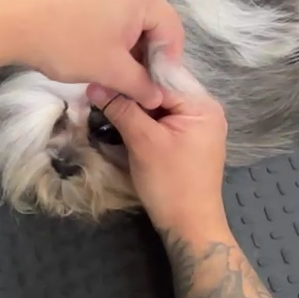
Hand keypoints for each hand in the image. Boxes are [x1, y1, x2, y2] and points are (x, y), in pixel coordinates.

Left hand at [0, 0, 184, 108]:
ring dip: (125, 41)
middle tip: (131, 81)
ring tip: (109, 67)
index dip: (166, 64)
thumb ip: (140, 84)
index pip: (172, 32)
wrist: (10, 19)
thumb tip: (157, 96)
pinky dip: (108, 26)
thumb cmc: (67, 42)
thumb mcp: (110, 70)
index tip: (153, 88)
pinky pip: (108, 2)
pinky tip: (92, 46)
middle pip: (151, 19)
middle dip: (144, 52)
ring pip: (128, 12)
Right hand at [89, 72, 229, 237]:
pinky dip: (144, 117)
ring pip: (160, 102)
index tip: (102, 71)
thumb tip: (94, 83)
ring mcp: (198, 124)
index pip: (162, 75)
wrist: (189, 225)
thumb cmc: (170, 183)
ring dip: (135, 103)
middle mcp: (205, 108)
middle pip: (162, 87)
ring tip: (106, 98)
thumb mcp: (143, 142)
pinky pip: (163, 117)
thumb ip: (121, 108)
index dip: (131, 74)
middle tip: (100, 85)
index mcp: (202, 104)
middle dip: (132, 88)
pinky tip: (122, 116)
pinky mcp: (188, 138)